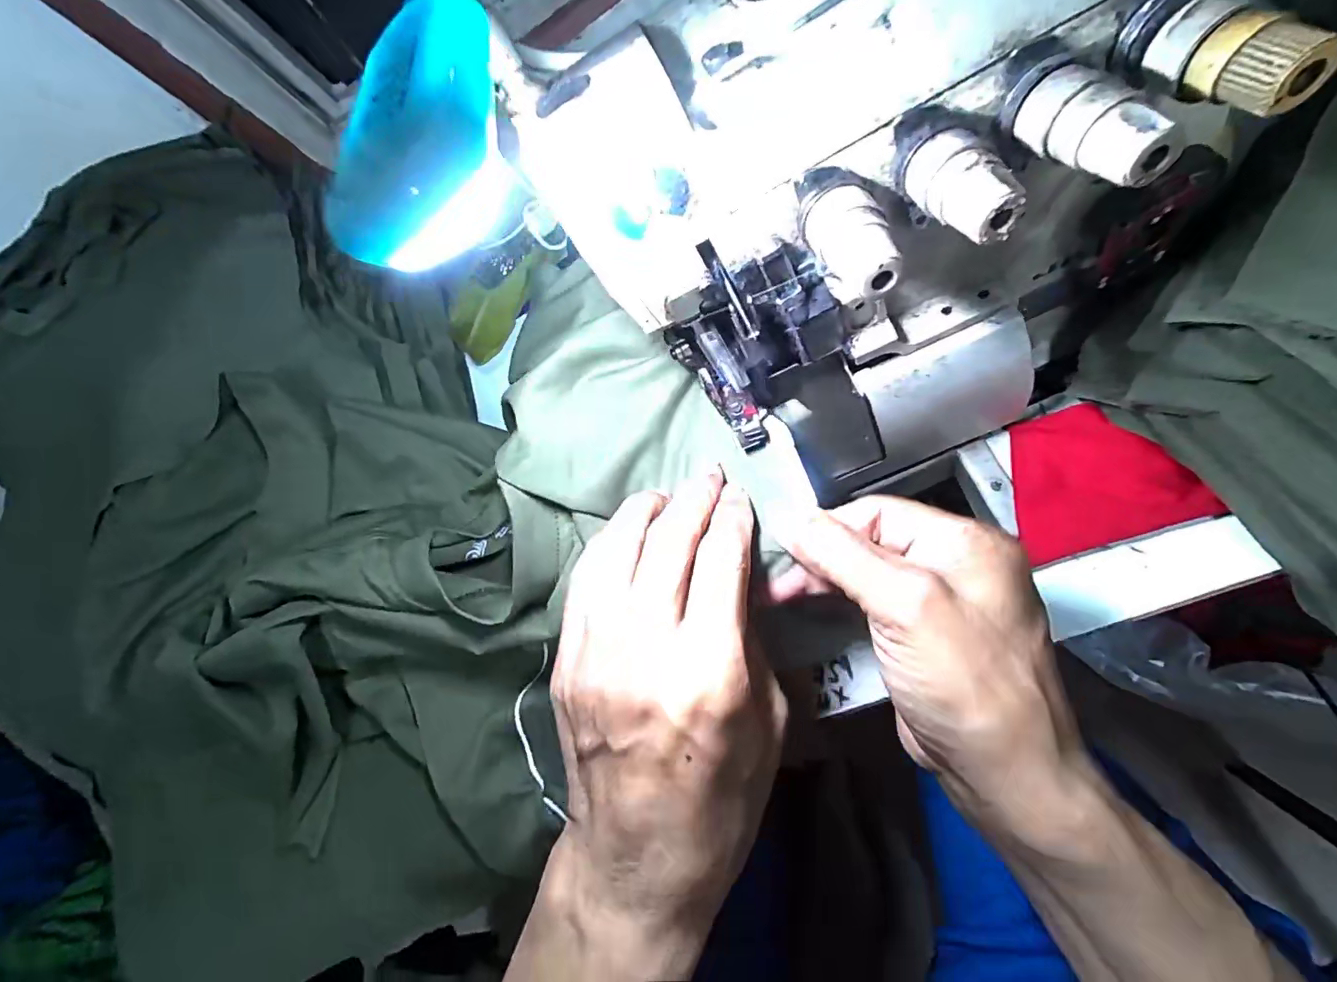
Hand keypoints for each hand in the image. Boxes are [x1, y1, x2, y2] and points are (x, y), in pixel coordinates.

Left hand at [513, 471, 786, 981]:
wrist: (637, 860)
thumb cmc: (724, 796)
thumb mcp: (769, 718)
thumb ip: (754, 641)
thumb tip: (740, 582)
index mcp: (710, 670)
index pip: (721, 561)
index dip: (733, 519)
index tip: (741, 499)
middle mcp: (647, 652)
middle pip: (669, 545)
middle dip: (694, 501)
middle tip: (709, 476)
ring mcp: (596, 656)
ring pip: (616, 554)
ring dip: (644, 513)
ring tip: (666, 495)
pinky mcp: (567, 666)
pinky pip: (586, 585)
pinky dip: (608, 547)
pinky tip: (627, 534)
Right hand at [777, 496, 1088, 828]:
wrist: (1006, 776)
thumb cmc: (968, 686)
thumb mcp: (907, 607)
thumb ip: (849, 558)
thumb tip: (797, 522)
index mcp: (967, 542)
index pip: (883, 512)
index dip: (831, 529)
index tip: (785, 552)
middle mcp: (959, 565)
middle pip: (876, 542)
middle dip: (825, 558)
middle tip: (780, 583)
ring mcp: (944, 604)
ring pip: (873, 576)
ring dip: (830, 583)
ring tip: (787, 598)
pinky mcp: (927, 640)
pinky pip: (879, 609)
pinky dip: (846, 608)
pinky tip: (816, 614)